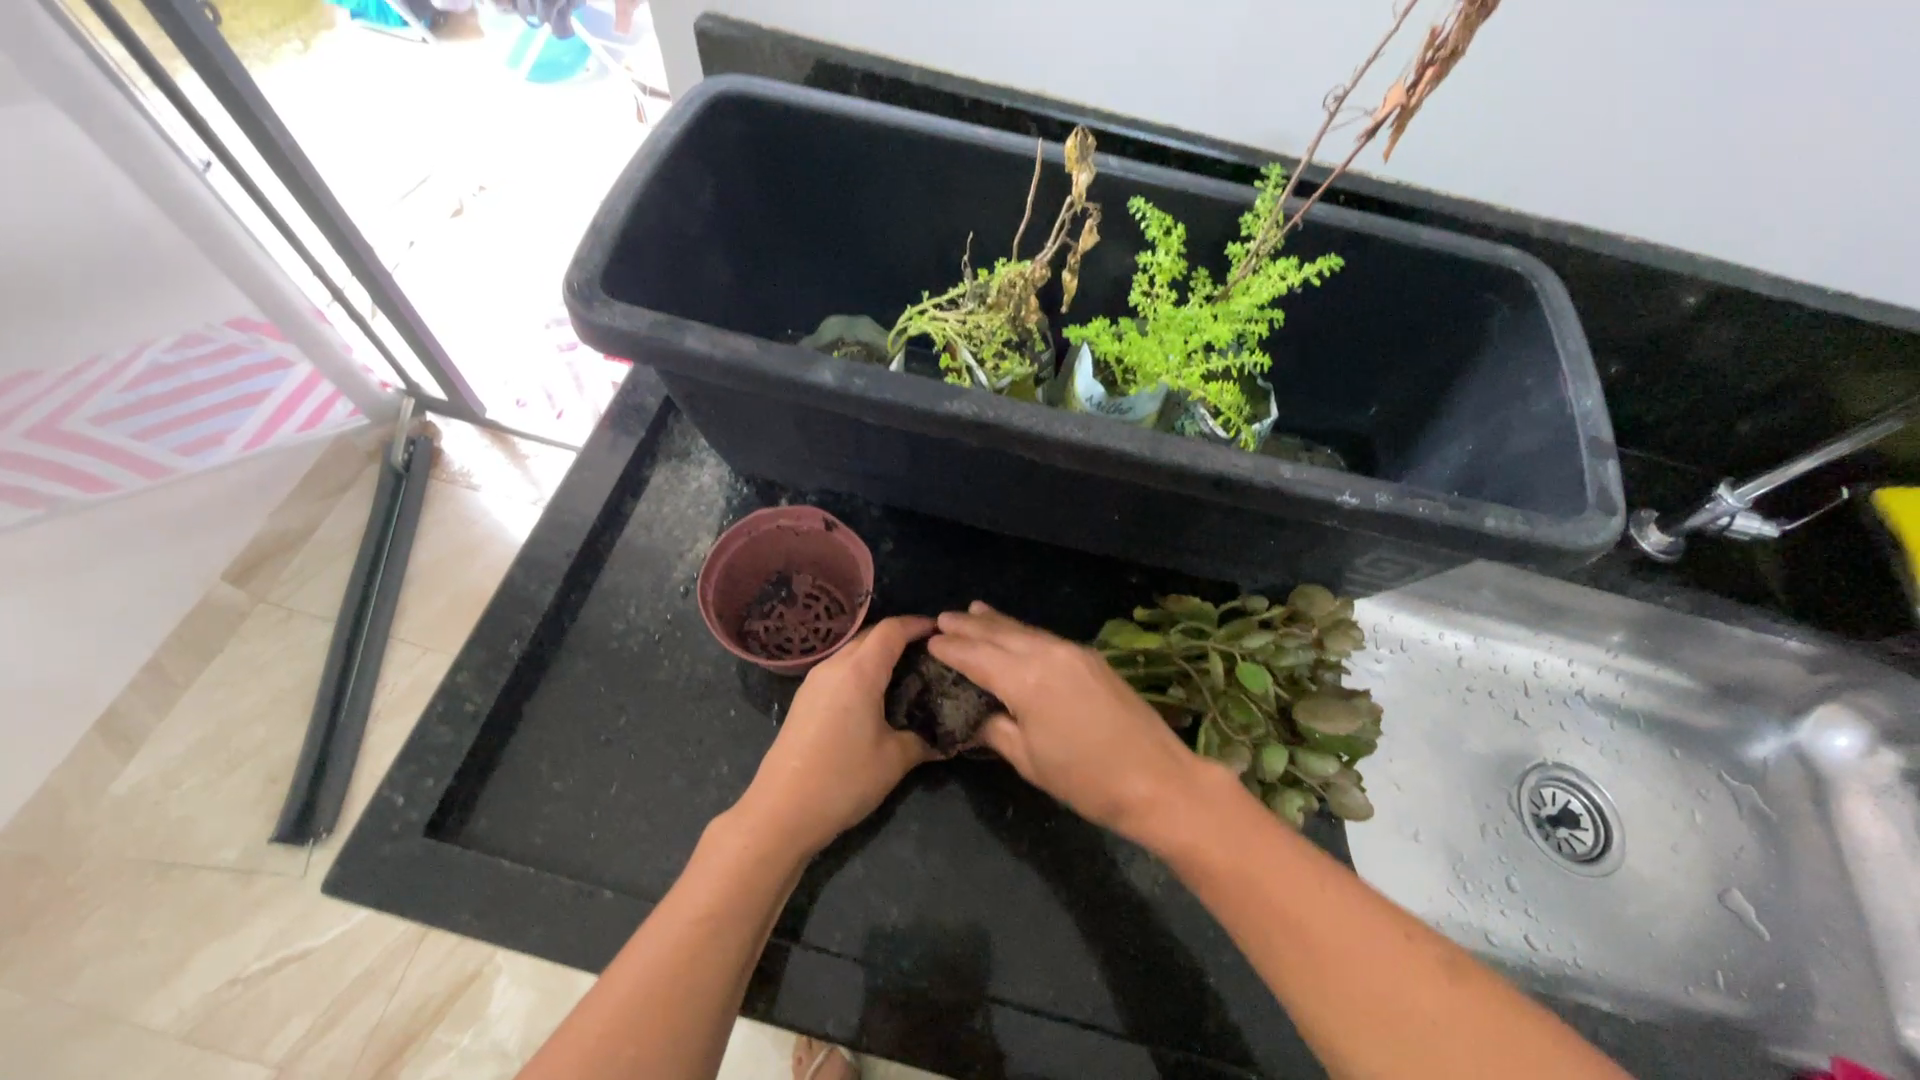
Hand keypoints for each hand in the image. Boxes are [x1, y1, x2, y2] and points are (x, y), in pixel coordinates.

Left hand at [733, 616, 939, 856]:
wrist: (781, 812)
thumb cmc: (843, 780)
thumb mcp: (894, 761)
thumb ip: (924, 741)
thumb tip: (946, 740)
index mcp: (859, 672)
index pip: (892, 630)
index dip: (919, 625)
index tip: (942, 632)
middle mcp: (834, 667)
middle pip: (870, 636)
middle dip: (901, 637)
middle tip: (930, 655)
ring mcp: (814, 682)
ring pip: (852, 653)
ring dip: (879, 655)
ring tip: (908, 674)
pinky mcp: (804, 700)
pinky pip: (839, 671)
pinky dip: (861, 671)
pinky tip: (877, 696)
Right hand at [929, 602, 1207, 841]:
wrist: (1158, 780)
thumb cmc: (1086, 780)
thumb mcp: (1030, 761)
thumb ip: (996, 730)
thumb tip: (975, 716)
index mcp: (1025, 681)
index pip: (977, 657)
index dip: (951, 649)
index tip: (928, 641)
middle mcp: (1047, 655)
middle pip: (1000, 635)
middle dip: (969, 627)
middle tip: (941, 619)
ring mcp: (1073, 653)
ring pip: (1025, 631)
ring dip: (995, 623)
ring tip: (970, 611)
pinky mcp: (1091, 659)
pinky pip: (1045, 637)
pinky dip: (1022, 631)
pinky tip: (1014, 630)